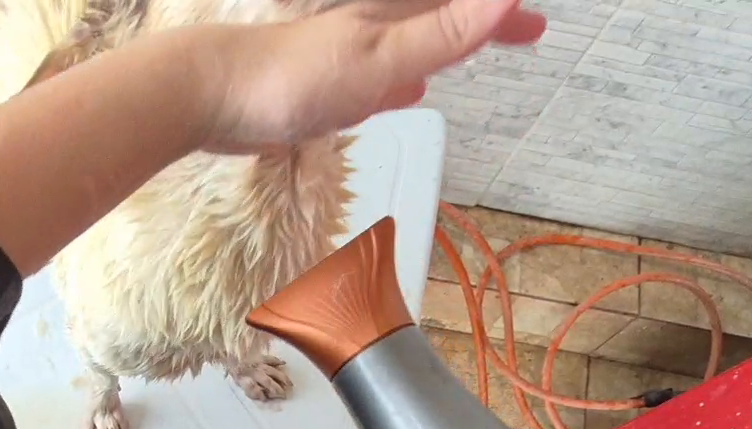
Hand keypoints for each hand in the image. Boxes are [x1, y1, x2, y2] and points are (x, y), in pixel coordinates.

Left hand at [188, 0, 546, 152]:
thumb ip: (440, 32)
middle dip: (481, 24)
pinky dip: (398, 80)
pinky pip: (376, 74)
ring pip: (411, 43)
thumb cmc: (294, 79)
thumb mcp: (378, 61)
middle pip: (443, 16)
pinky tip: (403, 93)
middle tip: (523, 36)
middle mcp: (374, 22)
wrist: (214, 97)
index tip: (538, 28)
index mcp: (391, 11)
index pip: (462, 7)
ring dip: (443, 48)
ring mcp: (347, 50)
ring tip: (470, 58)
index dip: (502, 14)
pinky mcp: (322, 80)